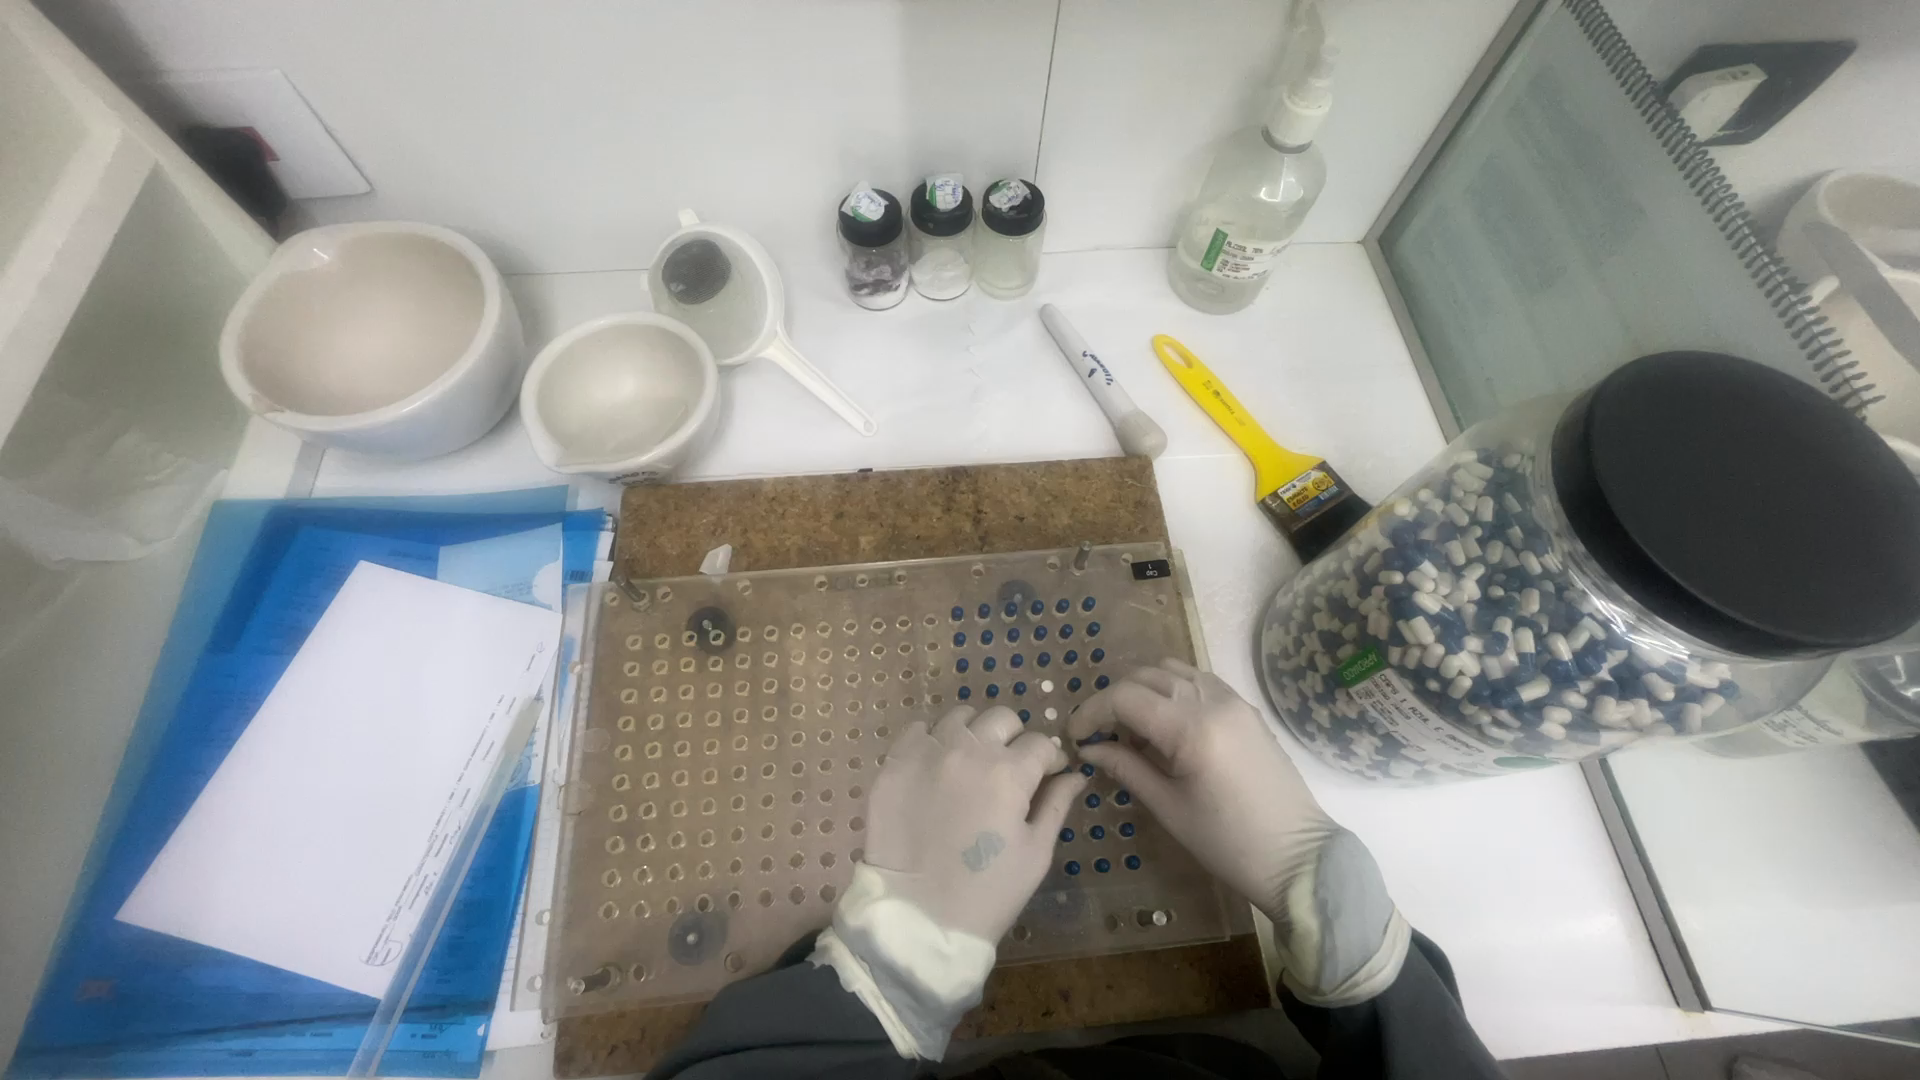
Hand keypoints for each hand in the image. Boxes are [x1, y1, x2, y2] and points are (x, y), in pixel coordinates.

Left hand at [862, 705, 1086, 942]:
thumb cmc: (987, 892)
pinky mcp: (895, 761)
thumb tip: (1075, 775)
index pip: (1041, 743)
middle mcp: (969, 749)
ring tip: (970, 761)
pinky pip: (919, 729)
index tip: (1048, 773)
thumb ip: (1056, 804)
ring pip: (960, 716)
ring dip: (973, 732)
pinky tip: (936, 765)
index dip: (1049, 758)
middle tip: (1008, 767)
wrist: (918, 918)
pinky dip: (933, 739)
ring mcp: (928, 751)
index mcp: (1009, 772)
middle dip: (1014, 738)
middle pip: (1002, 718)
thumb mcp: (1035, 853)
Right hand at [1069, 660, 1408, 1005]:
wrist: (1300, 859)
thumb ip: (1125, 768)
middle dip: (1112, 700)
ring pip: (1170, 670)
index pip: (1124, 697)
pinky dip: (1171, 689)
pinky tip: (1165, 722)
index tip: (1076, 736)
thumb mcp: (1168, 808)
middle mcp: (1211, 700)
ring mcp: (1232, 699)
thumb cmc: (1228, 843)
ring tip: (1131, 726)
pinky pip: (1196, 679)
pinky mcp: (1244, 707)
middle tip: (1099, 734)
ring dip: (1141, 689)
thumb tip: (1089, 749)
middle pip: (1143, 676)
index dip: (1091, 712)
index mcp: (1190, 728)